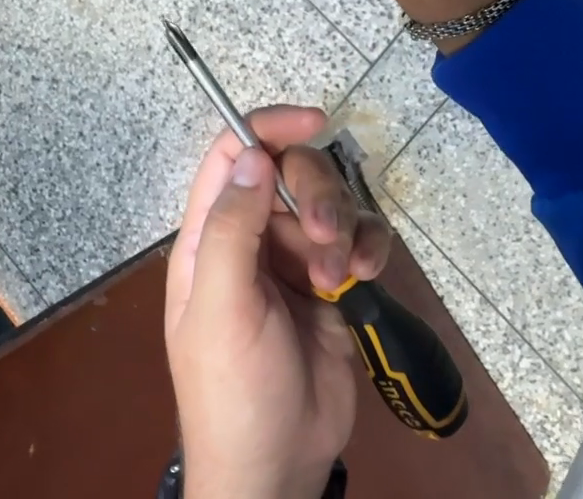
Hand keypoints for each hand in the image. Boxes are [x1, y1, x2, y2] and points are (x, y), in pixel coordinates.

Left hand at [165, 106, 392, 498]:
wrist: (279, 461)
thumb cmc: (232, 388)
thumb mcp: (220, 309)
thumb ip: (231, 229)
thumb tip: (253, 154)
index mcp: (213, 237)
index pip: (233, 155)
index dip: (268, 127)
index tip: (313, 122)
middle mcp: (257, 236)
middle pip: (294, 172)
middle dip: (319, 195)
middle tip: (325, 237)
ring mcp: (299, 257)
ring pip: (335, 201)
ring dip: (346, 228)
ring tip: (341, 276)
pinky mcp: (338, 279)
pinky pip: (363, 235)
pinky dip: (370, 246)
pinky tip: (364, 277)